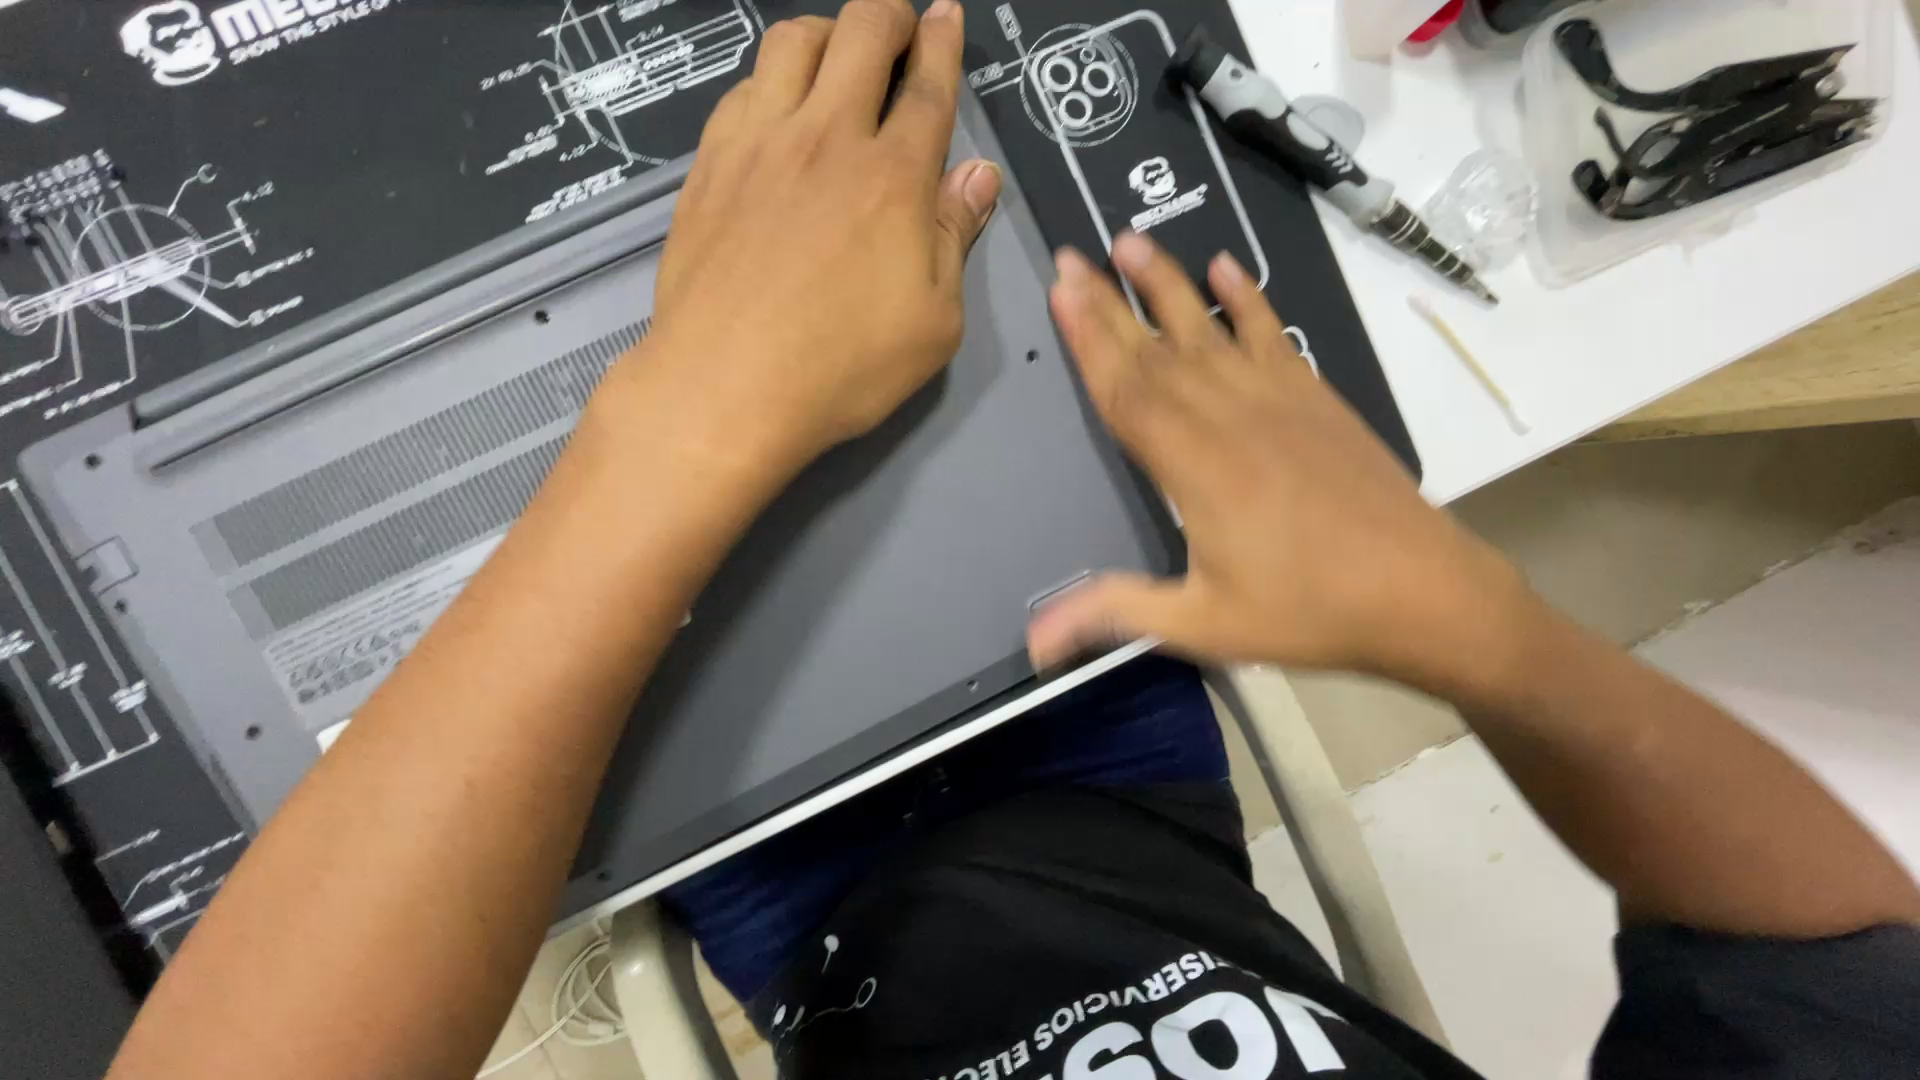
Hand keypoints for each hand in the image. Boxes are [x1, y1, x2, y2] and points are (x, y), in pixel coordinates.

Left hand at [623, 0, 1002, 473]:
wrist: (727, 387)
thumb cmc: (842, 368)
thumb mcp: (934, 322)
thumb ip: (955, 238)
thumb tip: (977, 178)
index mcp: (893, 178)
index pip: (927, 87)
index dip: (942, 44)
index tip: (945, 18)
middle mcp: (826, 141)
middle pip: (860, 33)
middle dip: (889, 17)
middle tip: (901, 30)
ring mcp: (759, 147)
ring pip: (790, 43)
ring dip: (825, 32)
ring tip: (837, 55)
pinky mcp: (710, 168)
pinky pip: (741, 88)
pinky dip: (769, 79)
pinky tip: (775, 106)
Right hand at [1027, 234, 1539, 703]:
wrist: (1423, 594)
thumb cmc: (1307, 611)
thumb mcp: (1203, 623)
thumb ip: (1116, 613)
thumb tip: (1034, 640)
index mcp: (1193, 466)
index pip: (1126, 389)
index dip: (1088, 339)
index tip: (1062, 288)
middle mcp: (1229, 417)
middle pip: (1156, 350)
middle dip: (1108, 301)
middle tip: (1071, 255)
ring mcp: (1277, 400)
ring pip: (1208, 330)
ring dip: (1167, 283)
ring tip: (1131, 241)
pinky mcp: (1315, 398)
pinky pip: (1271, 335)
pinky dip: (1246, 298)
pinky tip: (1226, 267)